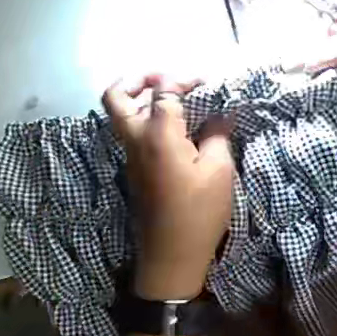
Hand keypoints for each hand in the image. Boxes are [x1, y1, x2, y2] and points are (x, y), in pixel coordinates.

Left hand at [102, 75, 234, 300]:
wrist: (172, 255)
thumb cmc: (198, 212)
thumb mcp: (220, 171)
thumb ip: (218, 135)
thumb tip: (221, 114)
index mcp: (157, 135)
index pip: (163, 91)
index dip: (184, 81)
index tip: (208, 85)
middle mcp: (136, 140)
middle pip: (116, 97)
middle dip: (137, 80)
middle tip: (164, 80)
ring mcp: (131, 157)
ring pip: (123, 115)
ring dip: (144, 100)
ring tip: (178, 103)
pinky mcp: (136, 171)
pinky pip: (134, 134)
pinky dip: (150, 121)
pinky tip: (180, 130)